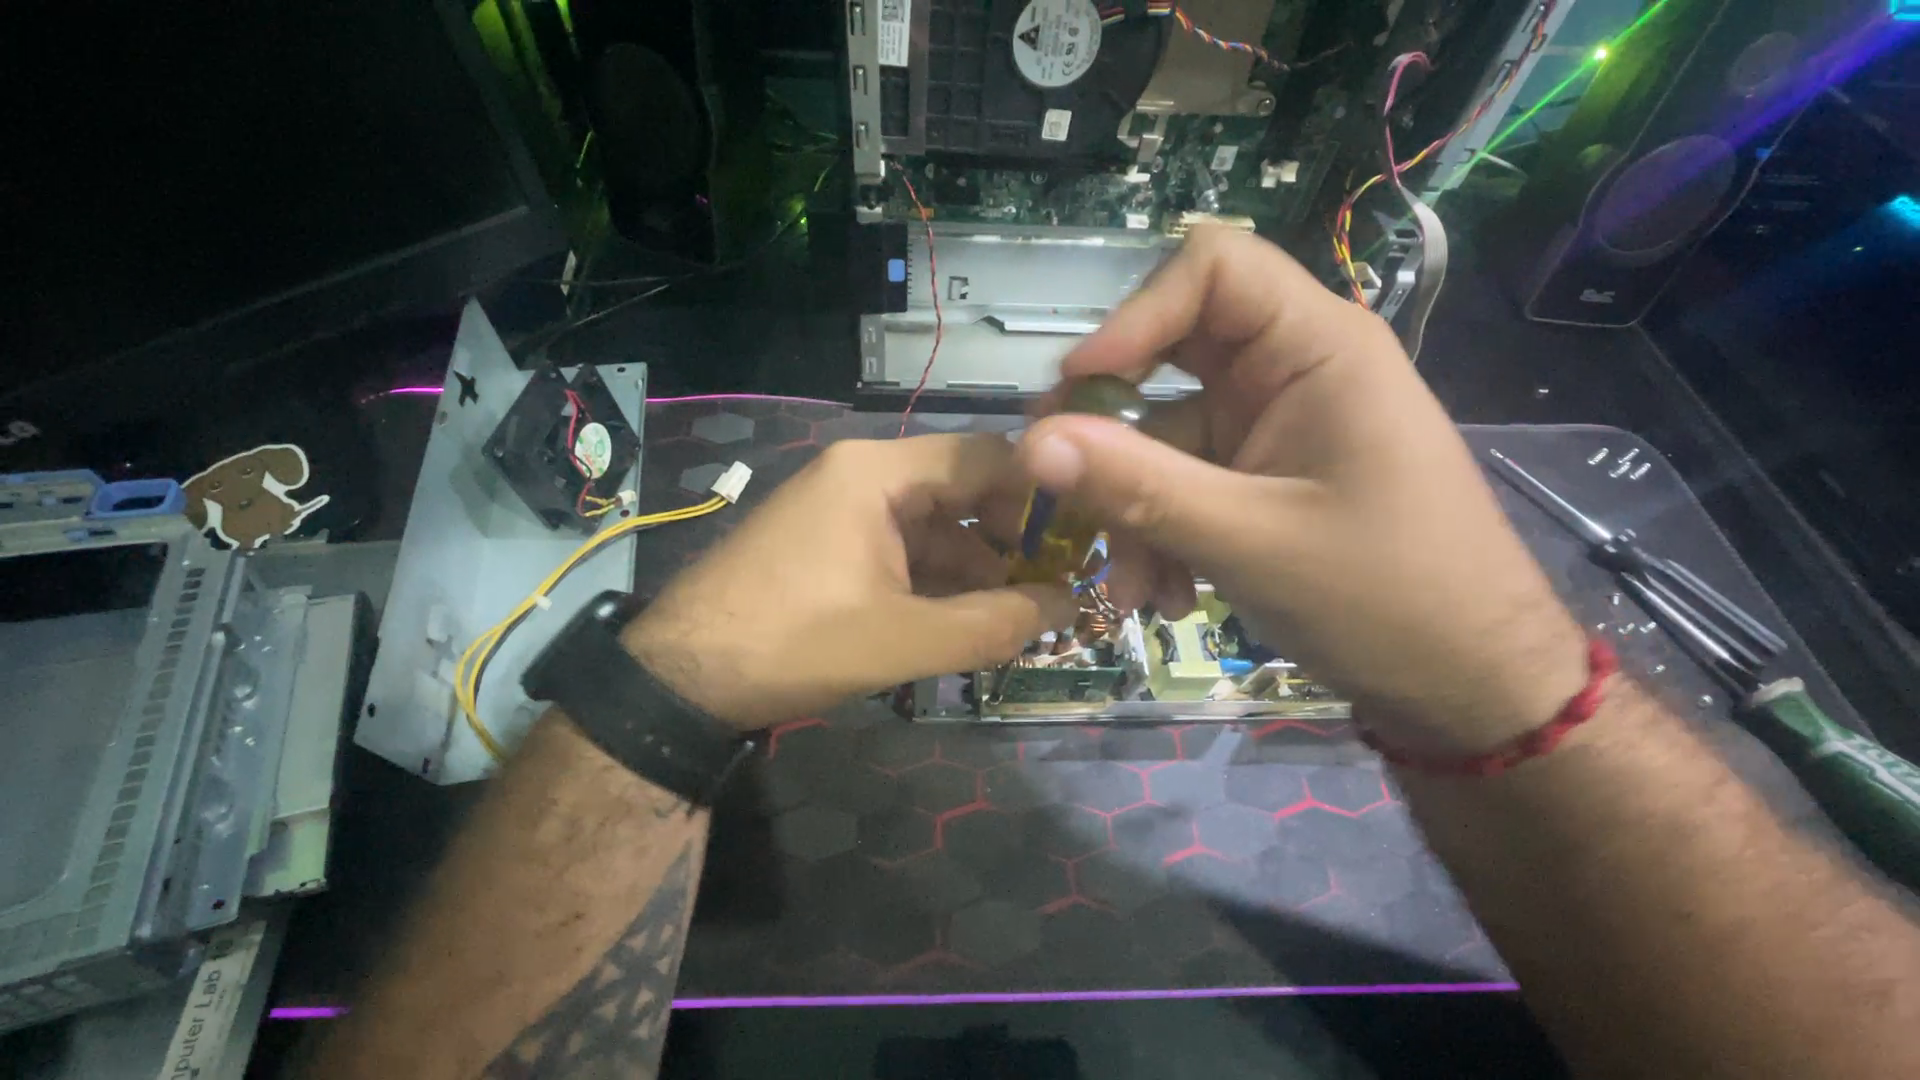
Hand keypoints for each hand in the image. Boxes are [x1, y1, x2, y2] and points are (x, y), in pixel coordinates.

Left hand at [622, 435, 1075, 728]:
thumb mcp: (905, 640)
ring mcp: (839, 507)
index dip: (1043, 497)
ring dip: (975, 568)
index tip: (1085, 541)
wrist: (678, 679)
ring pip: (932, 525)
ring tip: (1018, 615)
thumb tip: (1067, 605)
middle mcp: (861, 473)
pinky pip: (899, 547)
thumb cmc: (795, 644)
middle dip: (1011, 541)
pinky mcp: (826, 541)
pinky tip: (963, 620)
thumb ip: (995, 624)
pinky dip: (934, 580)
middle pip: (961, 490)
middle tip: (1056, 587)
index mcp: (879, 472)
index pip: (987, 457)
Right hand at [1018, 228, 1586, 751]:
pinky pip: (1184, 485)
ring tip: (1134, 592)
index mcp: (1316, 347)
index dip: (1133, 315)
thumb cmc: (1388, 599)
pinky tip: (1165, 598)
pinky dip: (1161, 535)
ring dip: (1134, 511)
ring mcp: (1272, 428)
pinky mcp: (1261, 479)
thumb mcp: (1250, 541)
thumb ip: (1138, 488)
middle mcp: (1290, 371)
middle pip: (1169, 357)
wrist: (1465, 687)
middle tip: (1061, 486)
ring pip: (1164, 437)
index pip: (1211, 268)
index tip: (1076, 388)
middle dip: (1111, 429)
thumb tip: (1030, 446)